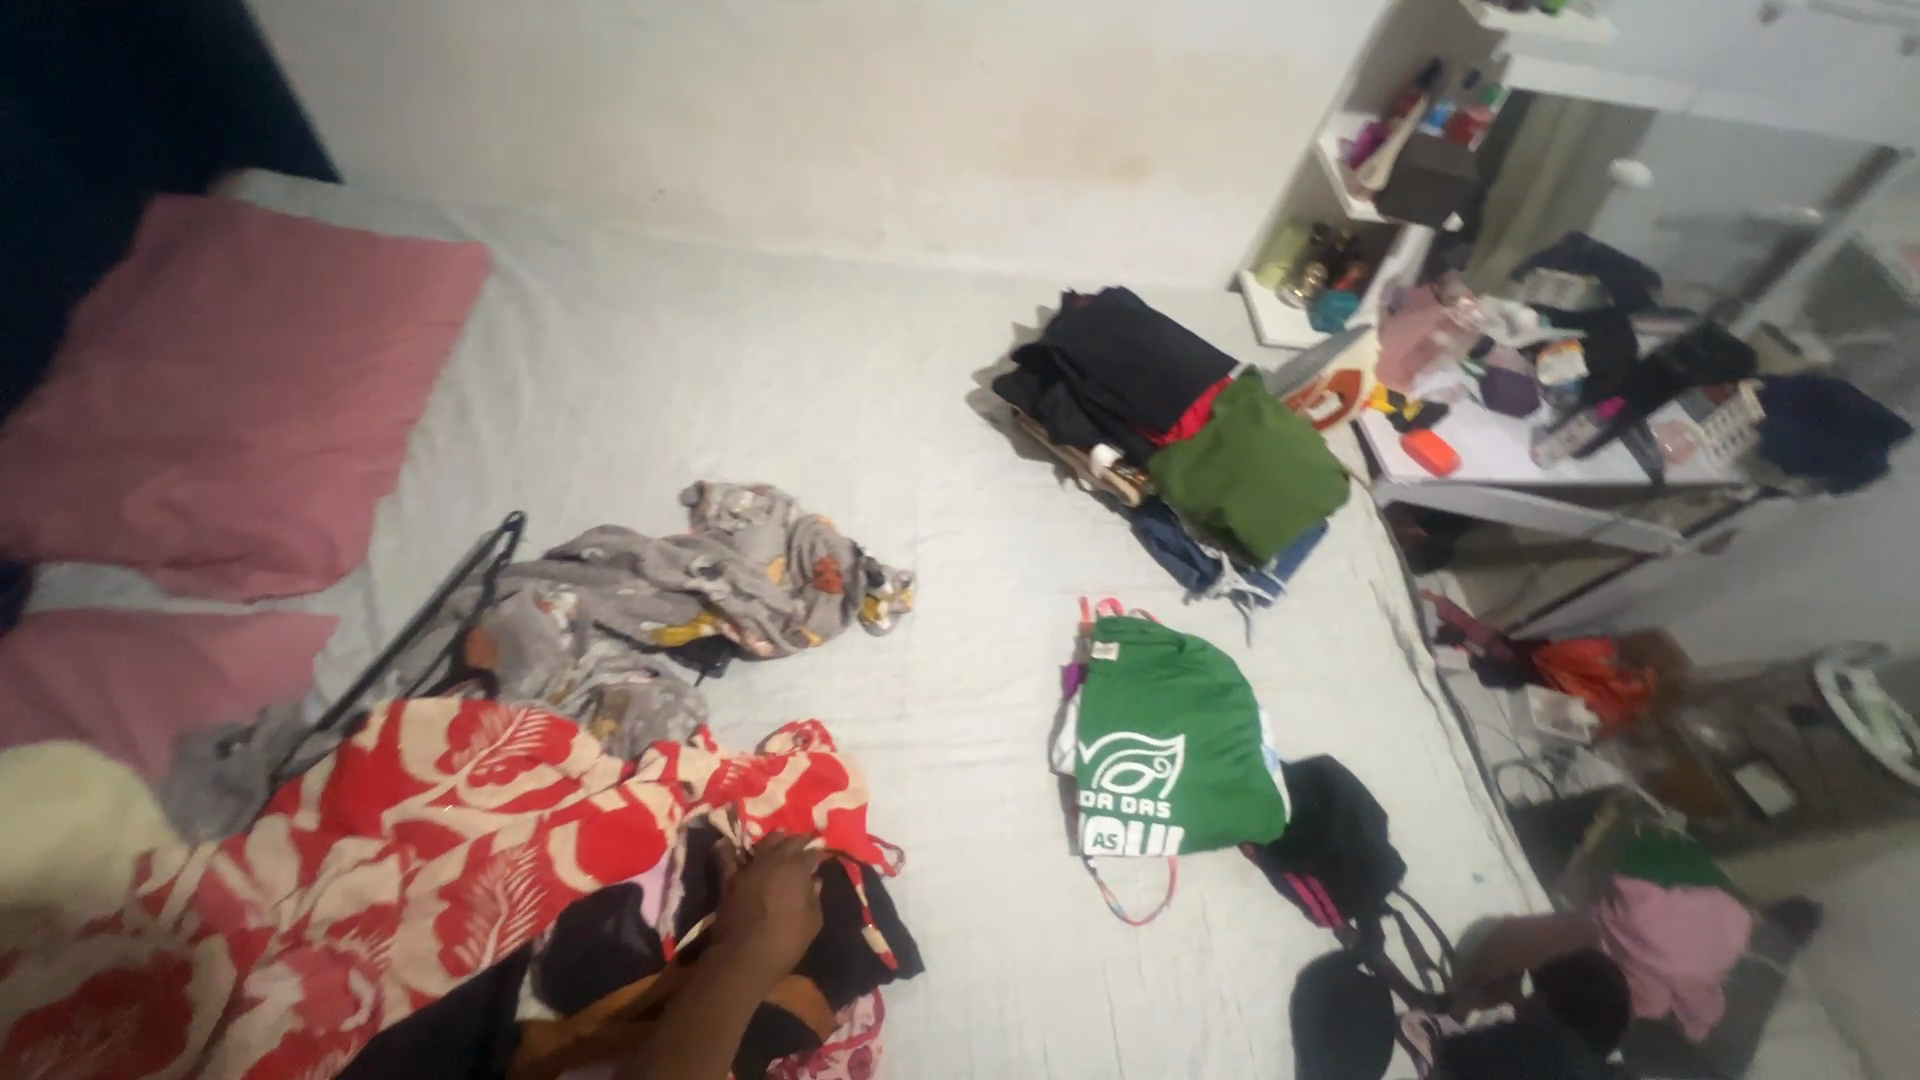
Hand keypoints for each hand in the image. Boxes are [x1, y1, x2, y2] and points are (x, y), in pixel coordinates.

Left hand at [711, 831, 825, 989]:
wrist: (745, 958)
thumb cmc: (786, 941)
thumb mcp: (812, 921)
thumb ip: (815, 897)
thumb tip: (815, 881)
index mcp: (798, 868)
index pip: (813, 853)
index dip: (819, 852)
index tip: (823, 854)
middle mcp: (775, 860)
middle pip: (790, 842)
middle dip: (801, 840)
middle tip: (807, 840)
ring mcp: (751, 867)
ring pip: (764, 843)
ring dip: (775, 839)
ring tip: (781, 837)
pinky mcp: (730, 879)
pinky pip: (726, 857)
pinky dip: (727, 849)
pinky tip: (728, 842)